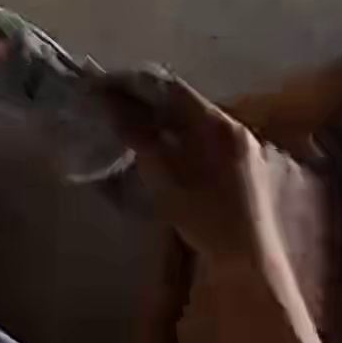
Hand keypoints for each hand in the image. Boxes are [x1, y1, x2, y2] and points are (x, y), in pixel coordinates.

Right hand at [99, 72, 277, 263]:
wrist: (244, 261)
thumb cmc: (199, 210)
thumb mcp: (158, 165)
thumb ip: (132, 126)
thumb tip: (103, 95)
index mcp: (219, 125)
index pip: (168, 85)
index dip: (129, 81)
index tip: (97, 85)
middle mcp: (233, 129)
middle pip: (178, 98)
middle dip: (138, 96)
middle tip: (104, 100)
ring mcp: (238, 147)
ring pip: (185, 115)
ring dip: (151, 113)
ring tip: (119, 117)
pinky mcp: (237, 163)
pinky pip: (195, 132)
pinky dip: (167, 128)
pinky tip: (147, 138)